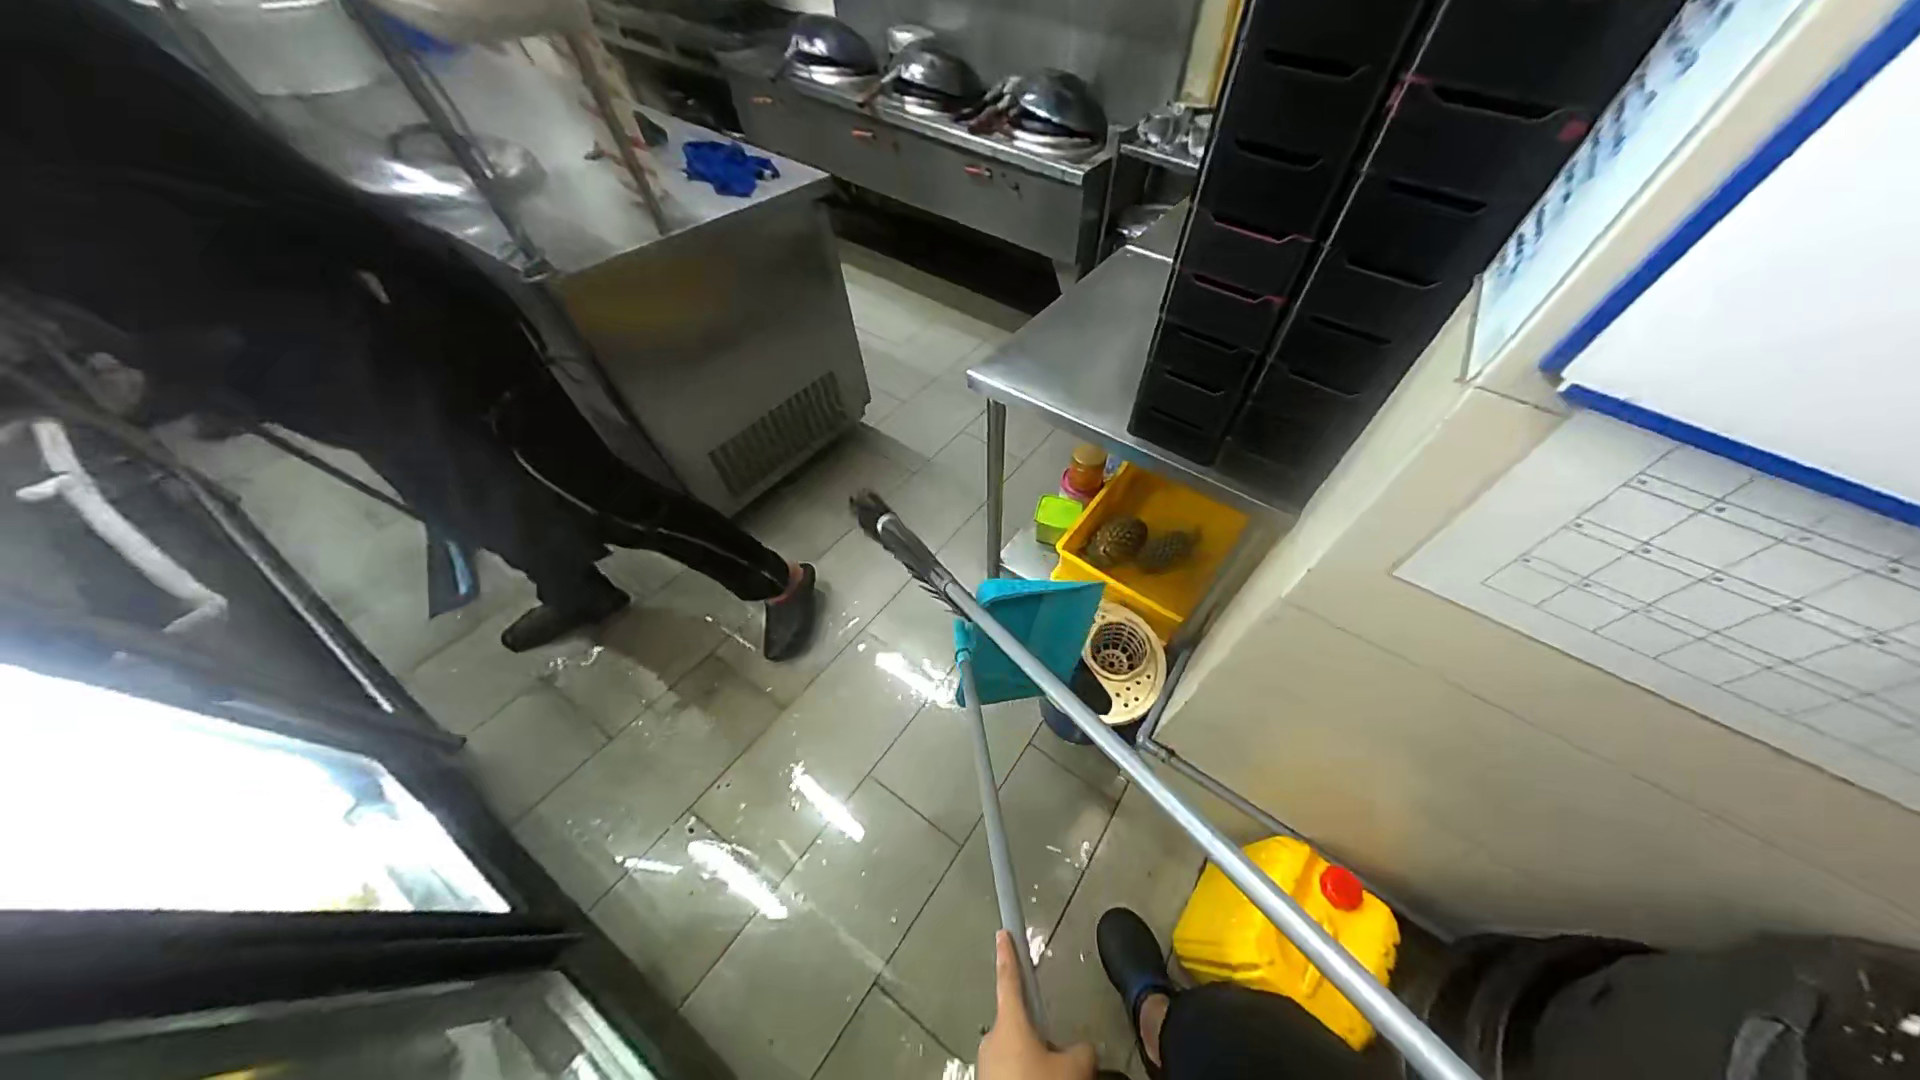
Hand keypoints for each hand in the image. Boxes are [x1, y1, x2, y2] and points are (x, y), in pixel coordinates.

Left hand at [978, 930, 1096, 1079]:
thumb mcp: (1074, 1071)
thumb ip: (1082, 1051)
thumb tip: (1082, 1049)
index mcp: (1010, 1024)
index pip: (1009, 979)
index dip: (1008, 955)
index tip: (1001, 932)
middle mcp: (992, 1039)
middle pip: (1019, 1027)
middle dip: (1038, 1038)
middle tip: (1060, 1061)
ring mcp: (985, 1066)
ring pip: (1016, 1056)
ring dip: (1032, 1064)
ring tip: (1053, 1077)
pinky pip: (1010, 1074)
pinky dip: (1025, 1077)